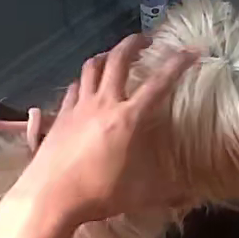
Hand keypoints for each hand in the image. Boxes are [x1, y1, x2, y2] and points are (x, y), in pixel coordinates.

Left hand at [4, 33, 196, 229]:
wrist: (47, 198)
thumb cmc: (97, 195)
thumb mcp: (138, 196)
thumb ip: (165, 192)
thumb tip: (188, 197)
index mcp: (128, 119)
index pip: (159, 84)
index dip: (177, 64)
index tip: (191, 51)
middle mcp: (104, 104)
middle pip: (118, 60)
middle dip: (134, 44)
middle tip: (146, 39)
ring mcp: (78, 107)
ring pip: (92, 67)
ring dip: (106, 56)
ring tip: (114, 56)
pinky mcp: (59, 117)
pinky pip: (74, 88)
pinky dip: (84, 81)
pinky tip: (85, 86)